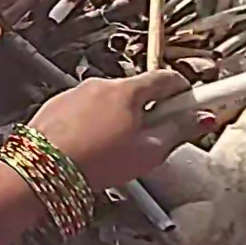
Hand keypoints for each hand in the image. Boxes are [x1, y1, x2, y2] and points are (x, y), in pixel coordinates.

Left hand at [27, 72, 213, 190]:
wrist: (44, 166)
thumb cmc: (95, 160)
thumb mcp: (150, 151)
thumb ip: (179, 130)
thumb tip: (201, 118)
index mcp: (126, 90)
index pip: (166, 78)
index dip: (185, 92)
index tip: (195, 102)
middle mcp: (98, 84)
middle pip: (136, 91)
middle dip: (150, 110)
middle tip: (155, 137)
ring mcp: (75, 93)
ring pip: (109, 102)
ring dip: (120, 118)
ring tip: (118, 149)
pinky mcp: (57, 105)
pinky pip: (85, 110)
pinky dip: (93, 123)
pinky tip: (93, 146)